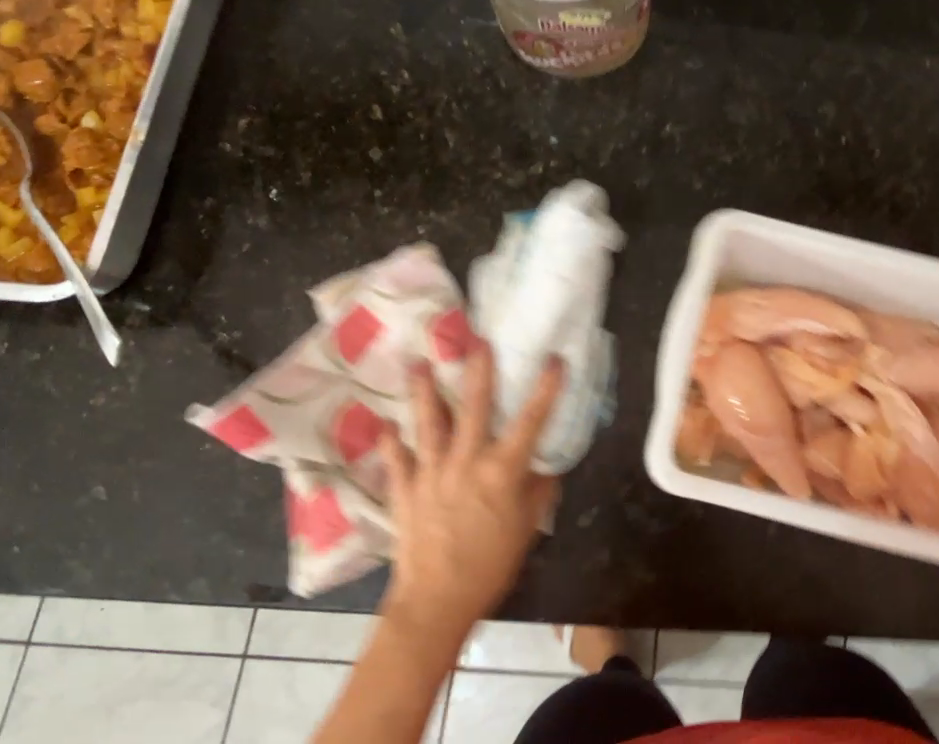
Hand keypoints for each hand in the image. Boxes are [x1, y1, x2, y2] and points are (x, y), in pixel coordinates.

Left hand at [376, 342, 561, 642]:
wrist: (437, 601)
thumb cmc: (491, 565)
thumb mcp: (527, 528)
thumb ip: (537, 492)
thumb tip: (544, 466)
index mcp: (502, 470)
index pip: (531, 420)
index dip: (546, 388)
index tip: (554, 359)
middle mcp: (467, 461)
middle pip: (475, 407)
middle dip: (478, 370)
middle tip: (477, 339)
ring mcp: (432, 472)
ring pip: (429, 423)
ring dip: (424, 392)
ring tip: (418, 364)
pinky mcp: (405, 490)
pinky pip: (396, 460)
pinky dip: (390, 442)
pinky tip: (384, 424)